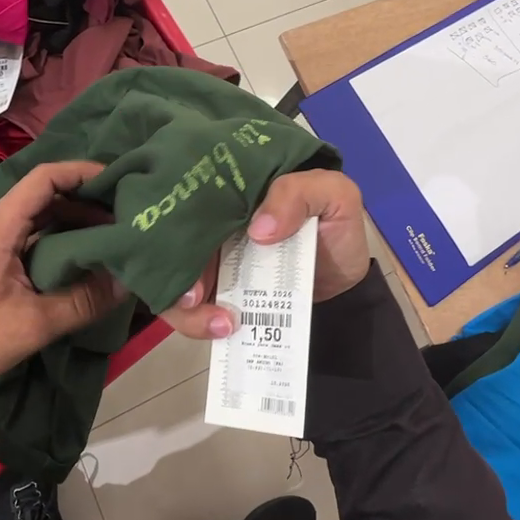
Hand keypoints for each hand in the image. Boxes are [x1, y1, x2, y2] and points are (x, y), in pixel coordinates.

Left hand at [0, 161, 130, 385]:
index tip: (116, 180)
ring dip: (77, 217)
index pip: (44, 178)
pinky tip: (87, 251)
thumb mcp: (35, 324)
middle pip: (46, 192)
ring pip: (42, 213)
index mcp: (0, 227)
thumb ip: (84, 301)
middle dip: (87, 196)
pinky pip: (35, 233)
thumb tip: (128, 282)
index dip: (81, 172)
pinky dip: (63, 235)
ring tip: (114, 229)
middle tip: (124, 207)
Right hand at [158, 170, 371, 340]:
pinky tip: (225, 329)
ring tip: (223, 323)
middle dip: (177, 272)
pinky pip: (189, 308)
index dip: (181, 220)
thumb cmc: (335, 229)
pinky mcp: (214, 293)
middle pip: (172, 241)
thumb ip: (300, 194)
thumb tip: (258, 229)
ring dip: (185, 306)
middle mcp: (212, 221)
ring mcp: (210, 259)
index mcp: (233, 190)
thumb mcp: (333, 195)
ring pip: (174, 279)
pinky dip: (197, 322)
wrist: (346, 283)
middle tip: (196, 298)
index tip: (194, 245)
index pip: (192, 196)